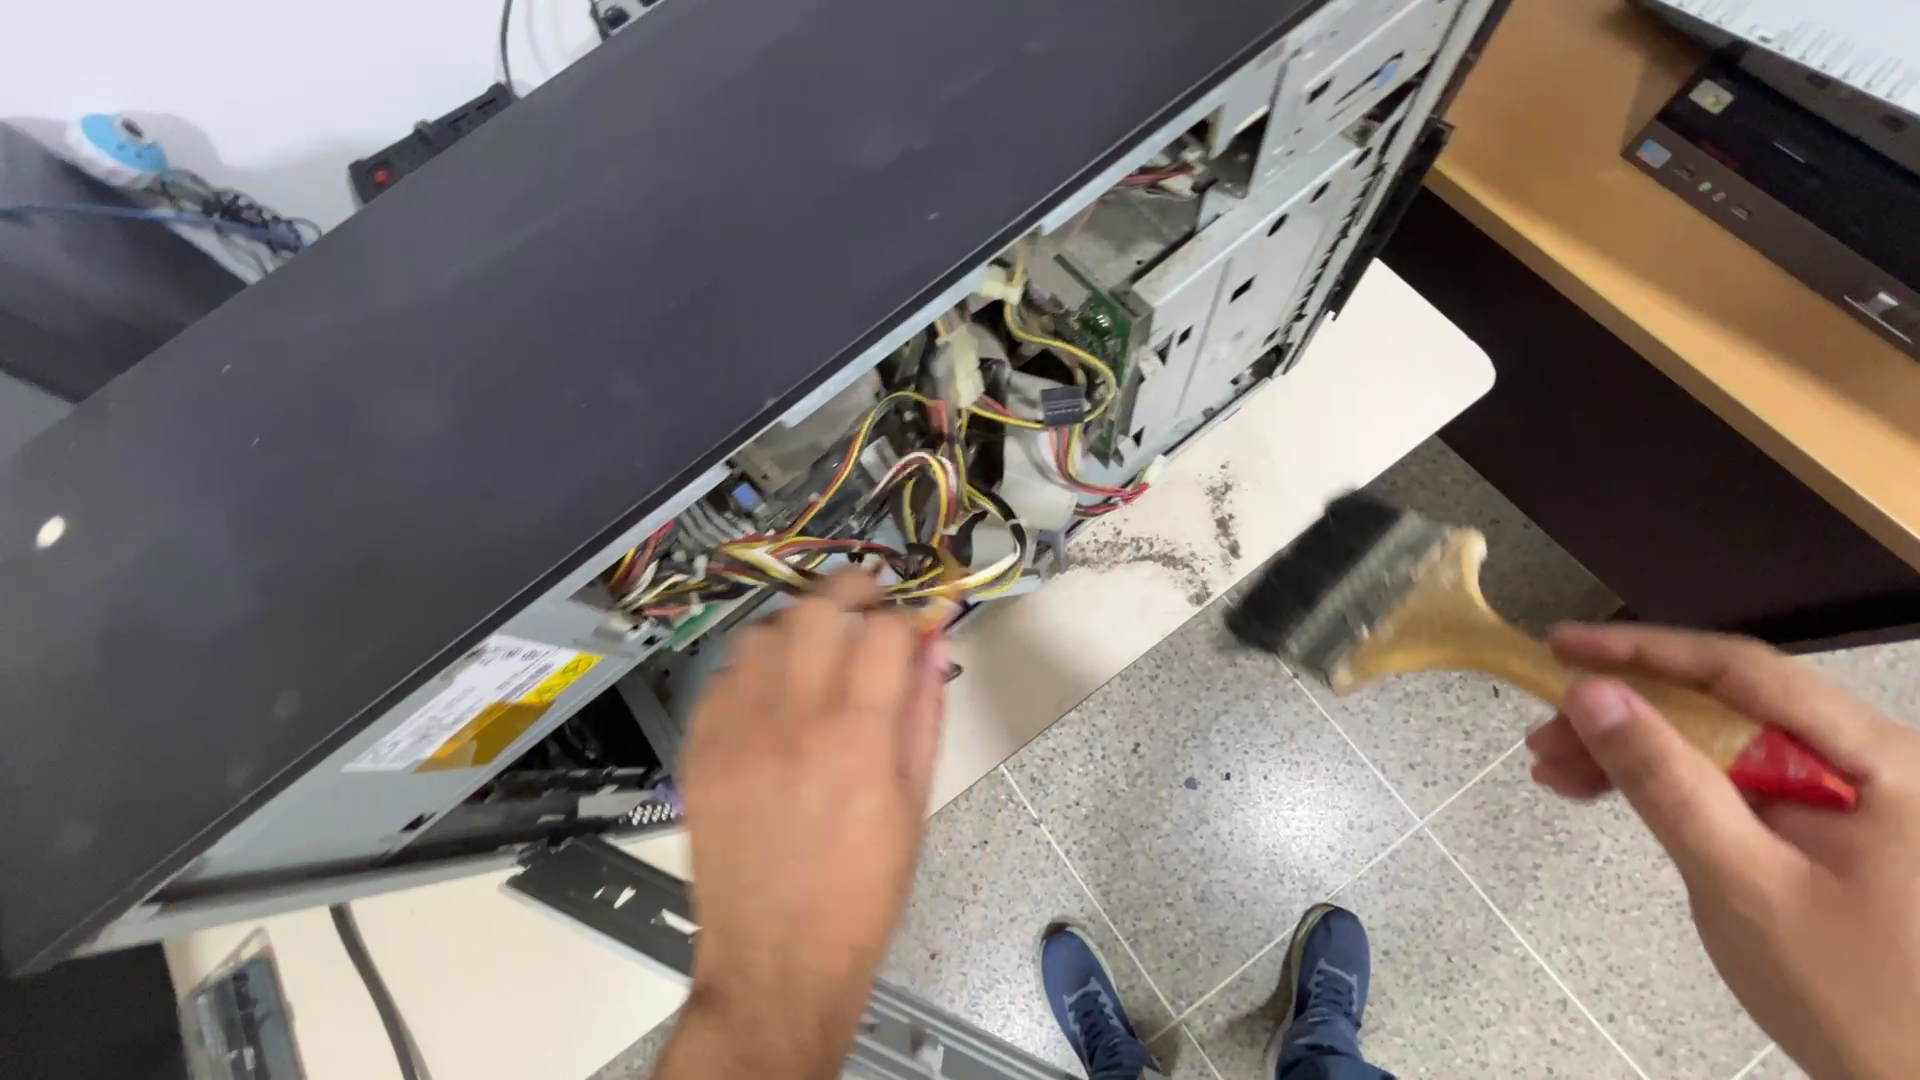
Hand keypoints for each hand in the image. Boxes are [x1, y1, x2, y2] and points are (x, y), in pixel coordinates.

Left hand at [658, 571, 947, 1079]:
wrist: (777, 960)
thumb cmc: (861, 891)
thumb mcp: (914, 803)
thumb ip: (924, 712)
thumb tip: (935, 645)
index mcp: (857, 738)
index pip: (884, 631)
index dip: (905, 617)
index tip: (912, 624)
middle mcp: (792, 722)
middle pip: (817, 610)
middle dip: (851, 590)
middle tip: (869, 601)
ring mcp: (735, 734)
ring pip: (764, 632)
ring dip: (800, 624)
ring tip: (821, 643)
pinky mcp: (699, 751)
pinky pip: (723, 676)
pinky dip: (755, 665)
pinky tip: (774, 687)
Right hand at [1527, 624, 1919, 1079]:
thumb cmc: (1848, 988)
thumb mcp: (1737, 877)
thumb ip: (1663, 777)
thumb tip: (1587, 692)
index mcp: (1879, 762)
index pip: (1743, 672)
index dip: (1642, 649)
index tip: (1558, 645)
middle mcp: (1866, 761)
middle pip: (1720, 703)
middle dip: (1620, 712)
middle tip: (1540, 732)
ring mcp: (1842, 792)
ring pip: (1710, 737)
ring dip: (1625, 747)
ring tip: (1552, 769)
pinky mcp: (1814, 820)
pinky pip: (1720, 775)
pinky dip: (1653, 779)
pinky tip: (1593, 789)